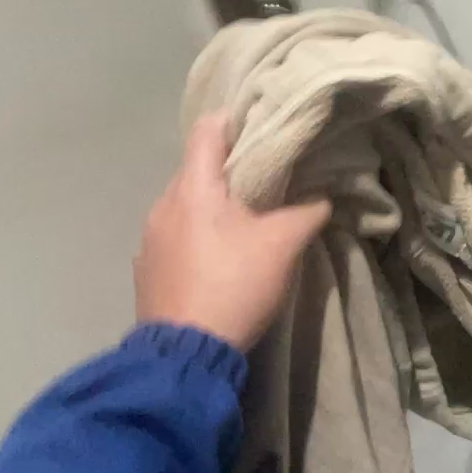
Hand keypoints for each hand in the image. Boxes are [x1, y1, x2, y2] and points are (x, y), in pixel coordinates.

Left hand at [135, 112, 331, 350]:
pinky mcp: (148, 269)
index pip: (208, 130)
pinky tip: (221, 261)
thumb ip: (306, 212)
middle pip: (199, 170)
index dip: (237, 121)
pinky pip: (178, 237)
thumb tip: (323, 197)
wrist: (186, 351)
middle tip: (272, 182)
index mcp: (193, 188)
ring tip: (249, 225)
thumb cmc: (234, 284)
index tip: (266, 129)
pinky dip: (201, 237)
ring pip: (189, 206)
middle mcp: (163, 204)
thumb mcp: (283, 245)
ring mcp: (150, 239)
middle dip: (234, 171)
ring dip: (217, 208)